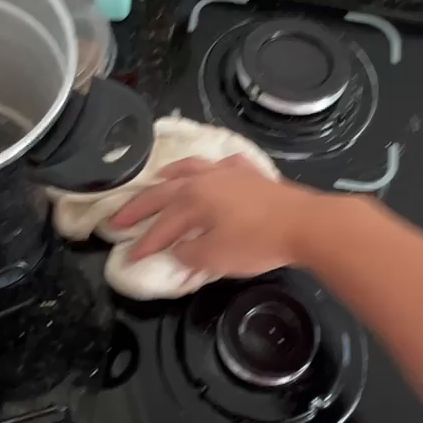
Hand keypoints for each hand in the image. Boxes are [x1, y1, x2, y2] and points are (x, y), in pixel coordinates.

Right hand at [108, 155, 324, 277]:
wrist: (305, 224)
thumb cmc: (259, 242)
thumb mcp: (216, 257)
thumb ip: (190, 254)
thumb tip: (177, 251)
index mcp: (192, 200)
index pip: (160, 226)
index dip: (143, 244)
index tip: (129, 257)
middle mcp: (205, 180)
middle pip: (164, 193)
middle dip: (139, 208)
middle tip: (118, 219)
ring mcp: (229, 173)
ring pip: (191, 169)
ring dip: (170, 176)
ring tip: (157, 180)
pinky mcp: (251, 175)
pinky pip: (223, 165)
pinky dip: (211, 168)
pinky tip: (212, 170)